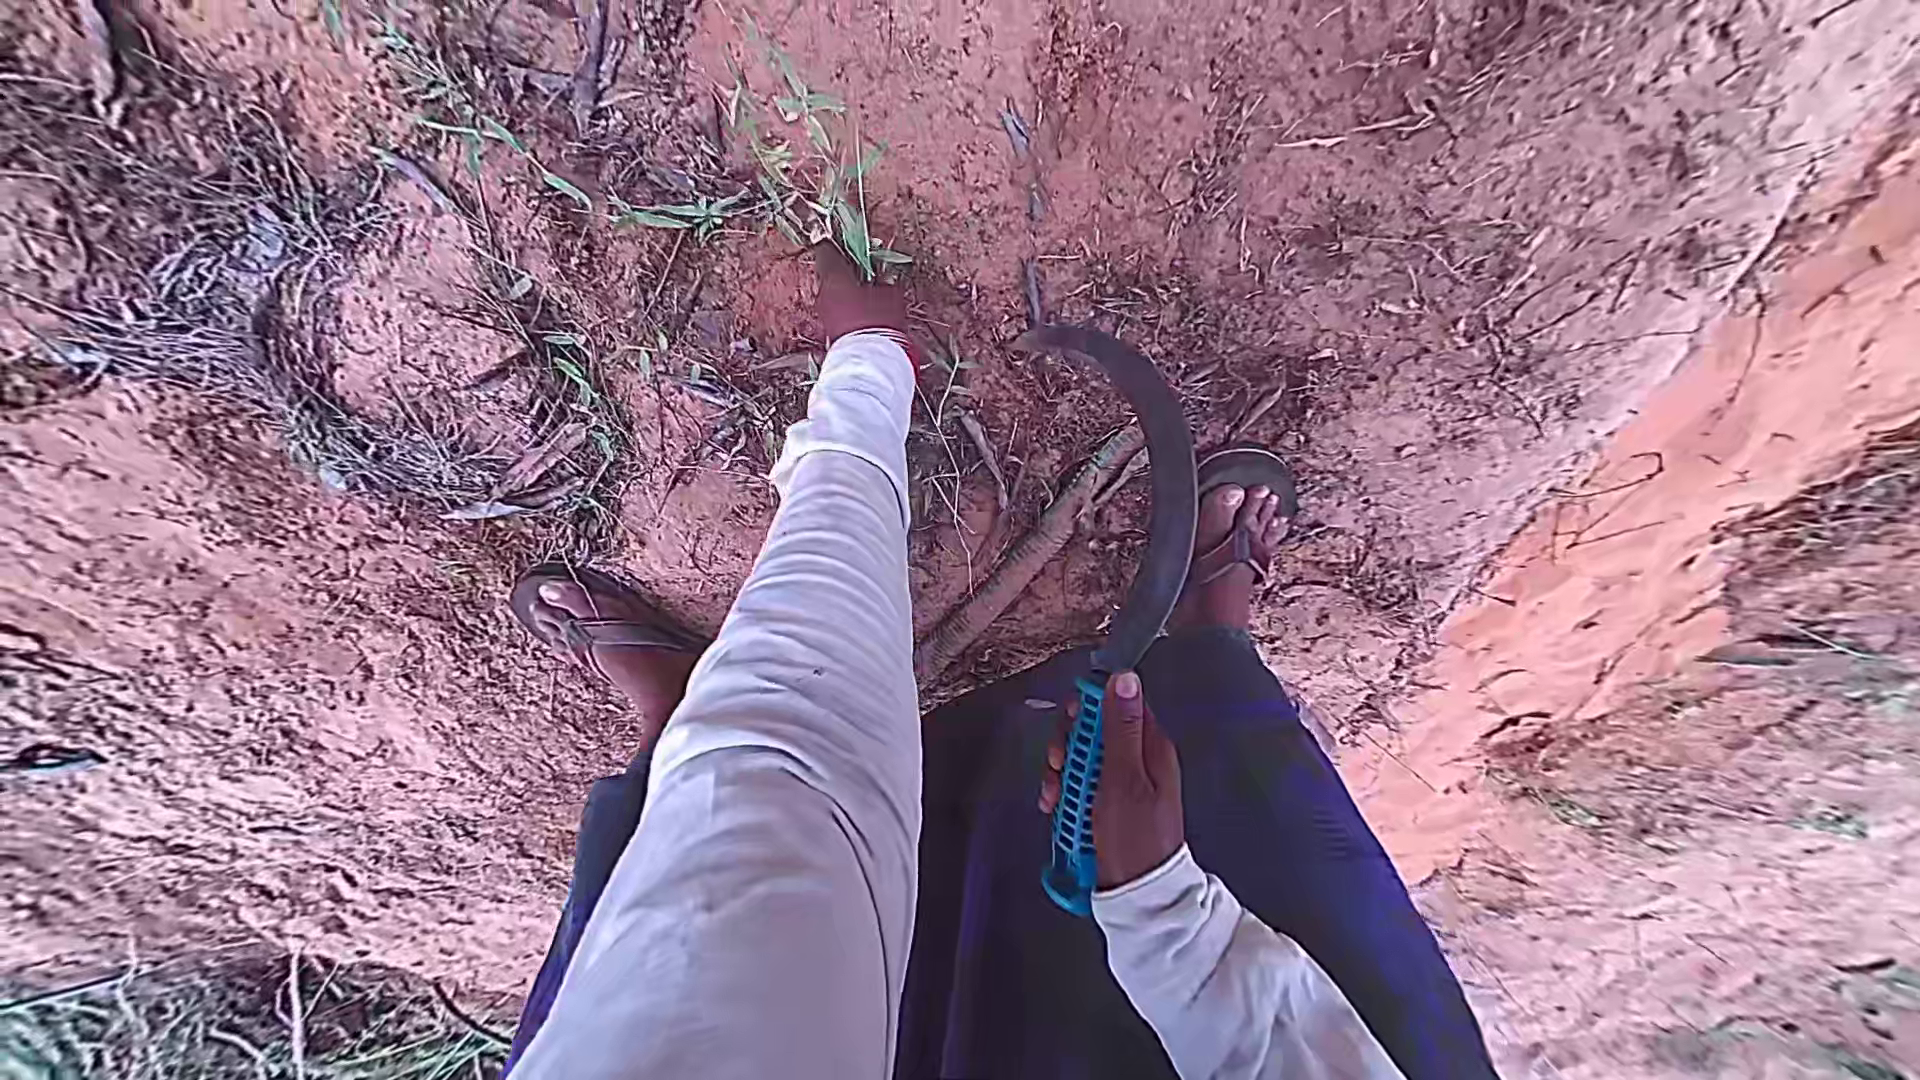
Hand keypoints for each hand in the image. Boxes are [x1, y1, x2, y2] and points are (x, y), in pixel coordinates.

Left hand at [813, 243, 909, 342]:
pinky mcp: (830, 334)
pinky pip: (838, 316)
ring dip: (848, 297)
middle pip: (833, 278)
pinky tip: (864, 319)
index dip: (837, 246)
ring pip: (835, 298)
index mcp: (834, 278)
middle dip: (848, 277)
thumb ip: (887, 280)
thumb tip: (887, 274)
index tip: (844, 245)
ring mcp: (824, 316)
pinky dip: (849, 314)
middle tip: (865, 277)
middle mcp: (824, 295)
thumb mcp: (891, 295)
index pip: (829, 253)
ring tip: (868, 301)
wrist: (869, 359)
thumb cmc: (878, 321)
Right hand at [1039, 670, 1184, 888]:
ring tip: (1054, 792)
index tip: (1072, 721)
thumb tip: (1124, 676)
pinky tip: (1053, 804)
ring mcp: (1119, 781)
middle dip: (1069, 741)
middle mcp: (1136, 758)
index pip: (1119, 702)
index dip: (1092, 705)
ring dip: (1061, 768)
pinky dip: (1063, 789)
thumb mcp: (1123, 777)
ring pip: (1081, 754)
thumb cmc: (1133, 835)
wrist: (1139, 898)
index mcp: (1149, 746)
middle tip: (1058, 762)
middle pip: (1094, 728)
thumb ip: (1120, 727)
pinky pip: (1078, 781)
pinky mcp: (1104, 801)